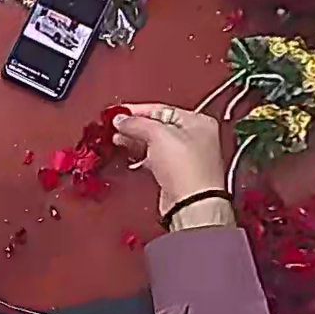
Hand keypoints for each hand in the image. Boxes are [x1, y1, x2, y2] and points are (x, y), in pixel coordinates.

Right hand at [112, 103, 235, 229]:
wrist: (191, 204)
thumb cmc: (186, 169)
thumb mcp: (159, 135)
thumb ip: (137, 123)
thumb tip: (122, 119)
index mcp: (198, 122)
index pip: (162, 110)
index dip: (138, 111)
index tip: (120, 113)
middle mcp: (195, 138)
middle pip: (158, 126)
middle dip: (135, 126)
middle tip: (116, 126)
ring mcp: (185, 157)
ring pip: (155, 143)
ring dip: (135, 140)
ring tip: (118, 139)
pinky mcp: (176, 174)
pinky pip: (155, 159)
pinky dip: (141, 156)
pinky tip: (129, 154)